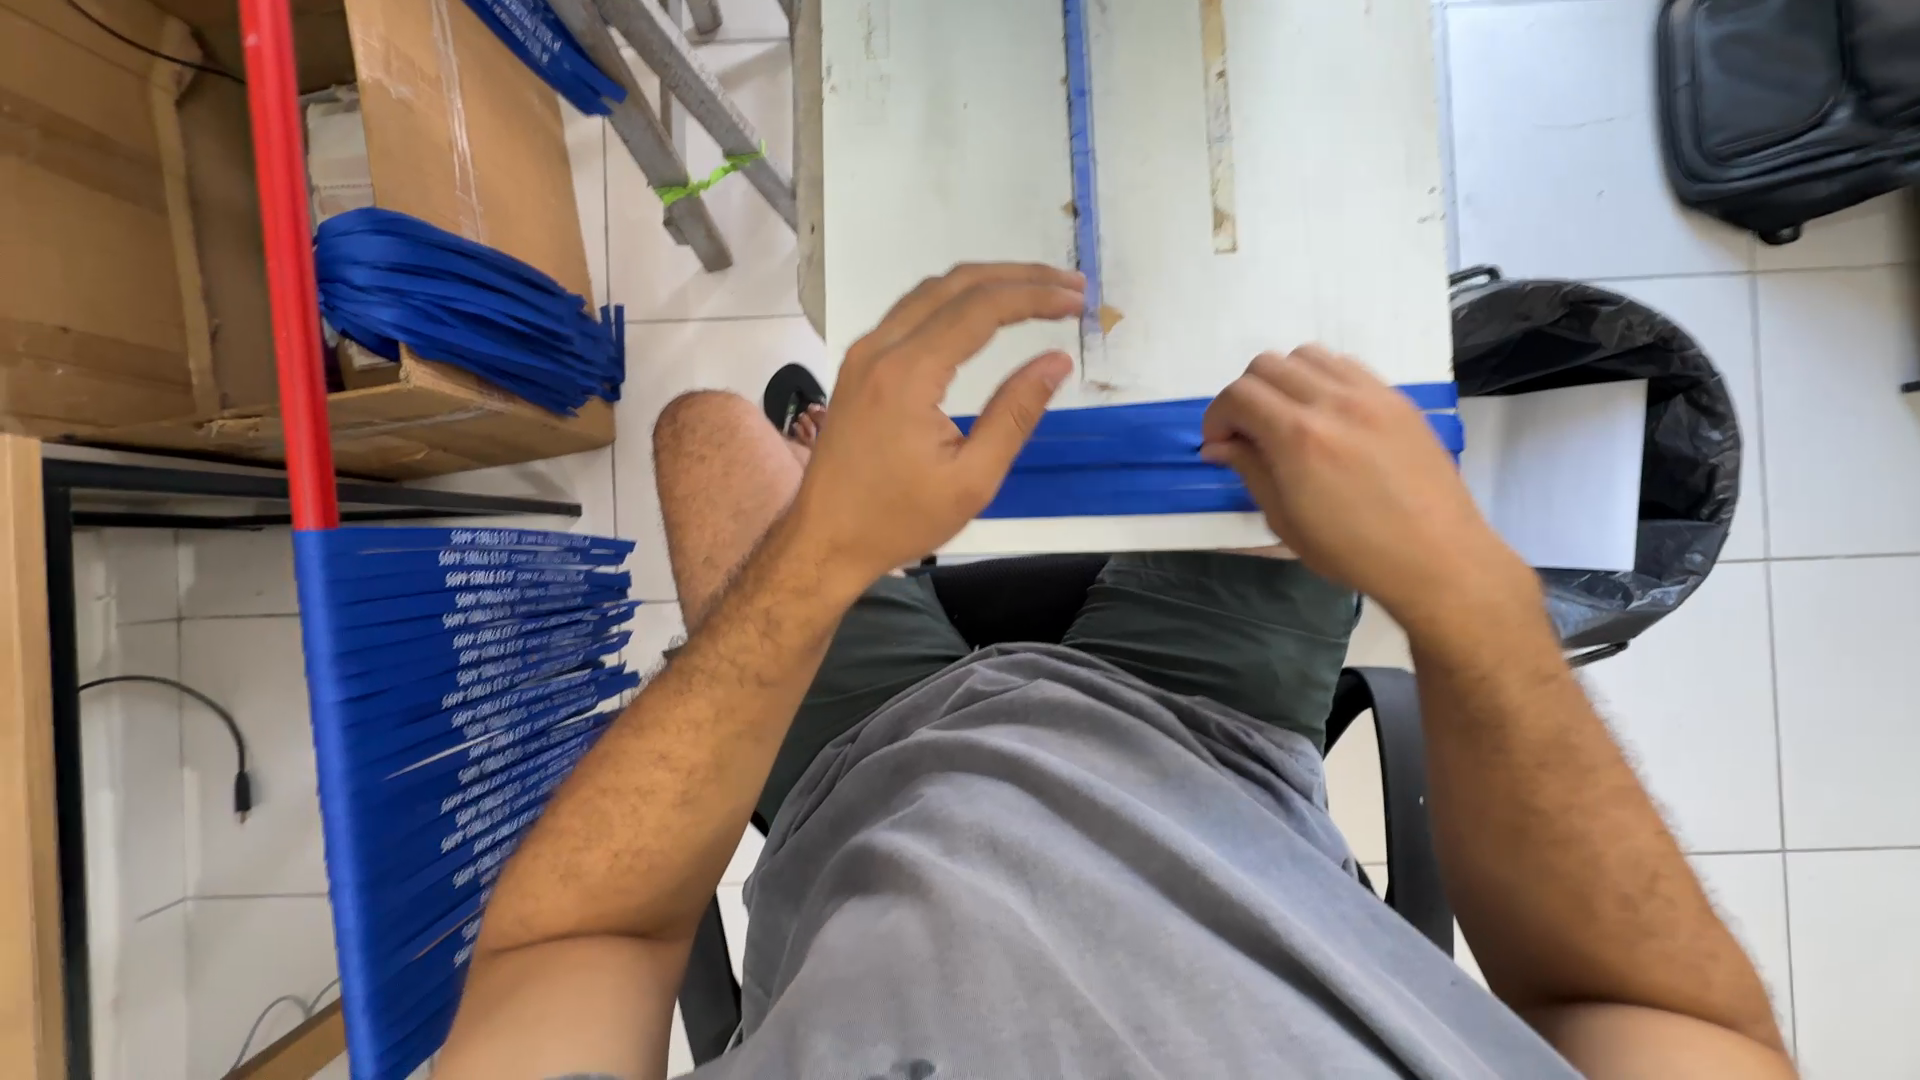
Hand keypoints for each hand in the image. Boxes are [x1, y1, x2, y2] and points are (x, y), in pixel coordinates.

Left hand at [789, 264, 1083, 589]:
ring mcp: (863, 354)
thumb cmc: (899, 520)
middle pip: (955, 284)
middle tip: (1069, 285)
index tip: (1077, 301)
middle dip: (1018, 277)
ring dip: (985, 284)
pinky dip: (954, 302)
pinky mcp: (858, 367)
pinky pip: (909, 313)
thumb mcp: (971, 481)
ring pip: (929, 292)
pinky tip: (982, 315)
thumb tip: (1056, 361)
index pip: (980, 308)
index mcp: (907, 375)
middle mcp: (880, 349)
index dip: (1035, 296)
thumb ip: (1015, 415)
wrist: (825, 539)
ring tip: (1036, 293)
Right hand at [1201, 346, 1535, 629]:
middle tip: (1248, 433)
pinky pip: (1345, 365)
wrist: (1435, 556)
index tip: (1220, 445)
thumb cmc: (1350, 550)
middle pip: (1266, 365)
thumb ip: (1249, 470)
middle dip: (1244, 396)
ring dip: (1282, 380)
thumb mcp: (1284, 519)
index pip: (1238, 395)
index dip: (1217, 417)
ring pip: (1305, 355)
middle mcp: (1332, 402)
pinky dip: (1320, 379)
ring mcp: (1369, 394)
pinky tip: (1325, 415)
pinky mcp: (1396, 398)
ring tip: (1286, 418)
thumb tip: (1218, 446)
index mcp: (1298, 438)